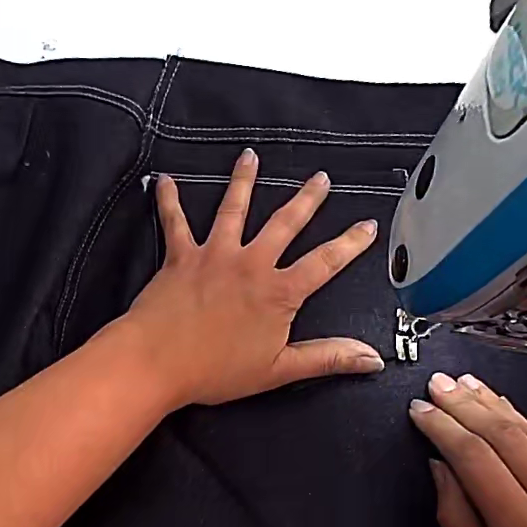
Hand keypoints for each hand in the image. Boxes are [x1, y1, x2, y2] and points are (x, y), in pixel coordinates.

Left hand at [118, 148, 383, 409]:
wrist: (155, 363)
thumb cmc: (216, 370)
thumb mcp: (279, 369)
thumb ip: (327, 359)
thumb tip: (371, 358)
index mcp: (278, 292)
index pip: (325, 262)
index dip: (350, 243)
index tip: (367, 226)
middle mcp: (250, 264)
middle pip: (285, 223)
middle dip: (307, 199)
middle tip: (321, 178)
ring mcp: (214, 255)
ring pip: (234, 208)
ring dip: (244, 180)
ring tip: (251, 157)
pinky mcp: (181, 256)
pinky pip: (175, 221)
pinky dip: (170, 200)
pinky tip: (165, 180)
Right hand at [407, 372, 526, 526]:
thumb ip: (459, 526)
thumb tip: (441, 474)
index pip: (476, 458)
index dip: (442, 427)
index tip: (422, 411)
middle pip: (506, 436)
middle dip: (465, 404)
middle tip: (438, 385)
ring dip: (497, 407)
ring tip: (468, 387)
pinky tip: (511, 417)